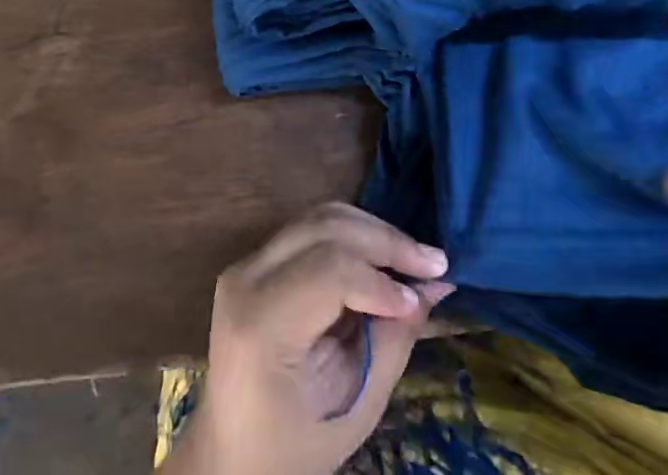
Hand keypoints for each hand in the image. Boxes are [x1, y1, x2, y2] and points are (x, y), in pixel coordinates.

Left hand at [163, 203, 453, 474]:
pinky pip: (311, 228)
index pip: (327, 270)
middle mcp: (246, 279)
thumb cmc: (293, 445)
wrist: (232, 450)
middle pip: (325, 228)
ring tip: (413, 258)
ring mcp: (246, 264)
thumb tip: (433, 287)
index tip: (418, 301)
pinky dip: (354, 236)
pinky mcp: (255, 260)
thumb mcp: (353, 408)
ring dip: (372, 232)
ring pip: (320, 217)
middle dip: (386, 241)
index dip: (380, 279)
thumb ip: (392, 341)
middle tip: (434, 262)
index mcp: (261, 325)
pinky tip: (383, 259)